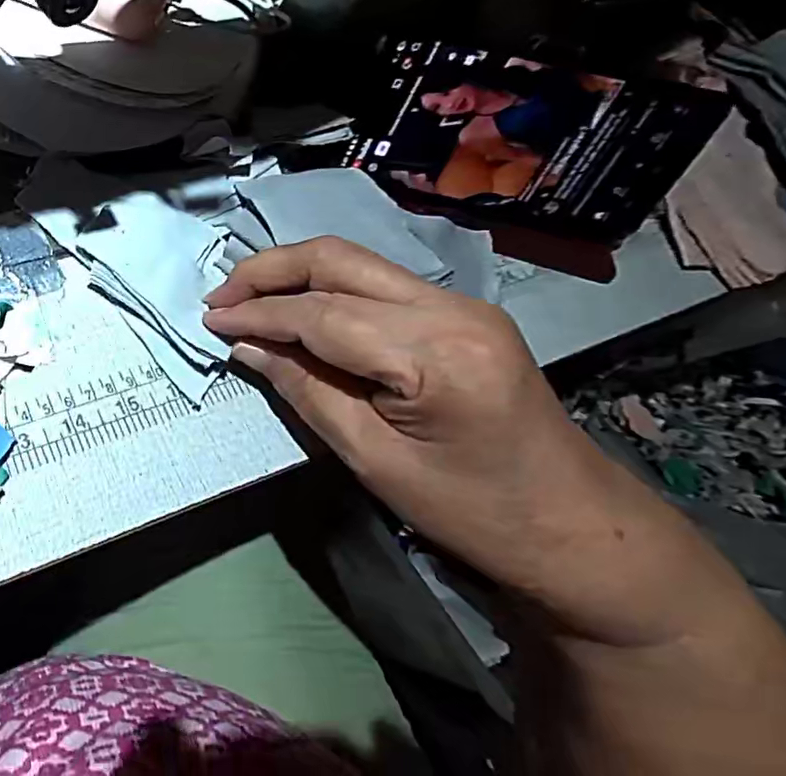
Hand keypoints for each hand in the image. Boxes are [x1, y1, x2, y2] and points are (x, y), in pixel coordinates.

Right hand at [203, 236, 746, 648]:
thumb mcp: (375, 462)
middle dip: (271, 270)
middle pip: (340, 260)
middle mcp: (451, 307)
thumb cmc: (474, 513)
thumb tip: (249, 346)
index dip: (260, 313)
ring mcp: (462, 303)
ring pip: (358, 262)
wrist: (574, 524)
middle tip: (221, 296)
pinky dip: (328, 290)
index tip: (211, 319)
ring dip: (296, 273)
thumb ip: (307, 391)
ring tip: (247, 298)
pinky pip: (379, 284)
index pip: (323, 312)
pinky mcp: (462, 311)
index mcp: (435, 353)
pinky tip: (299, 309)